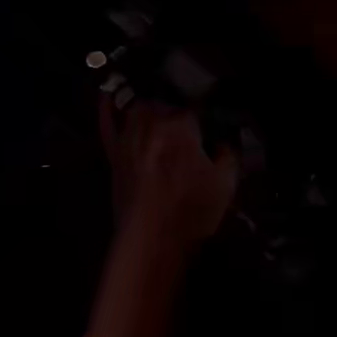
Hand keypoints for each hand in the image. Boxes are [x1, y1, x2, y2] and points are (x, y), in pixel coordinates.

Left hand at [100, 97, 237, 250]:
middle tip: (185, 132)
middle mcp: (153, 122)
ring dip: (151, 110)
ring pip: (140, 107)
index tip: (206, 132)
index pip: (194, 110)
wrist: (152, 239)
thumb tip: (224, 144)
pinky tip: (108, 98)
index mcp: (181, 125)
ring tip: (159, 120)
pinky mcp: (114, 150)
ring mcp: (130, 134)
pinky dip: (107, 109)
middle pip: (166, 104)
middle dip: (176, 114)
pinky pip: (107, 122)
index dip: (202, 122)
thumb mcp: (225, 185)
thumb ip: (229, 155)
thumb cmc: (191, 211)